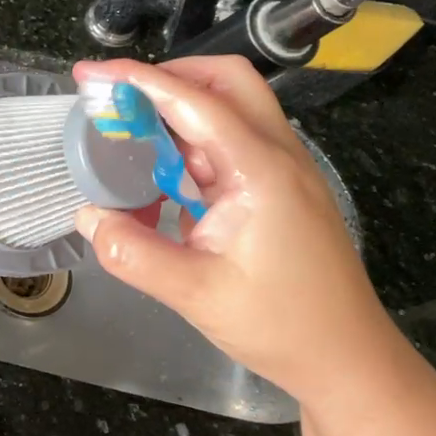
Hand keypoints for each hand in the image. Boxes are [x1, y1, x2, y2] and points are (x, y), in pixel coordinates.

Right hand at [71, 56, 395, 400]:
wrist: (347, 361)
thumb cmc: (281, 325)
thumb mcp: (196, 293)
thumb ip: (134, 253)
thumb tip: (87, 216)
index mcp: (260, 170)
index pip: (195, 102)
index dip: (139, 81)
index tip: (90, 74)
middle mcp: (276, 156)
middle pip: (225, 83)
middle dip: (167, 78)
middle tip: (116, 99)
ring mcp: (280, 171)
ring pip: (227, 110)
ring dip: (175, 113)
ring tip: (126, 136)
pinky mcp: (275, 190)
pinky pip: (226, 146)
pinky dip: (186, 147)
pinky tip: (158, 182)